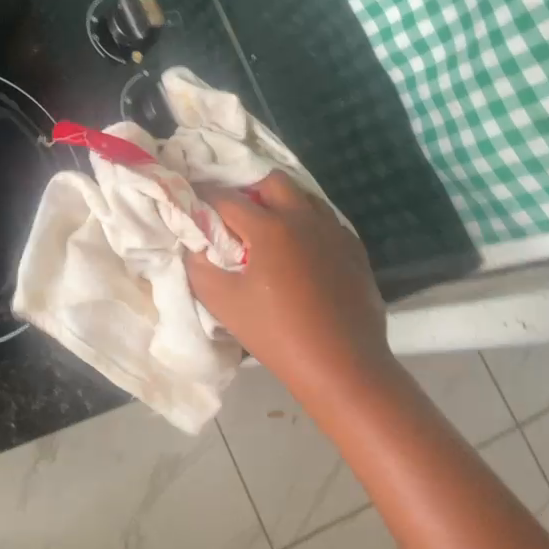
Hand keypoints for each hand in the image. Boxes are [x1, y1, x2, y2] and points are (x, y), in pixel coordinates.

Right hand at [183, 172, 387, 386]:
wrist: (341, 365)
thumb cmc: (275, 333)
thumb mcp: (221, 301)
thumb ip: (199, 265)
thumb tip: (197, 246)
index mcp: (269, 228)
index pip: (227, 198)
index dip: (204, 198)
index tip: (193, 205)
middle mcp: (304, 220)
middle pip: (273, 182)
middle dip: (249, 191)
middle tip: (235, 218)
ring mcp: (335, 233)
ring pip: (305, 197)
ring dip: (282, 205)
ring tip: (268, 232)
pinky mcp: (354, 252)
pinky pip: (327, 222)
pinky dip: (307, 226)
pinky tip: (299, 254)